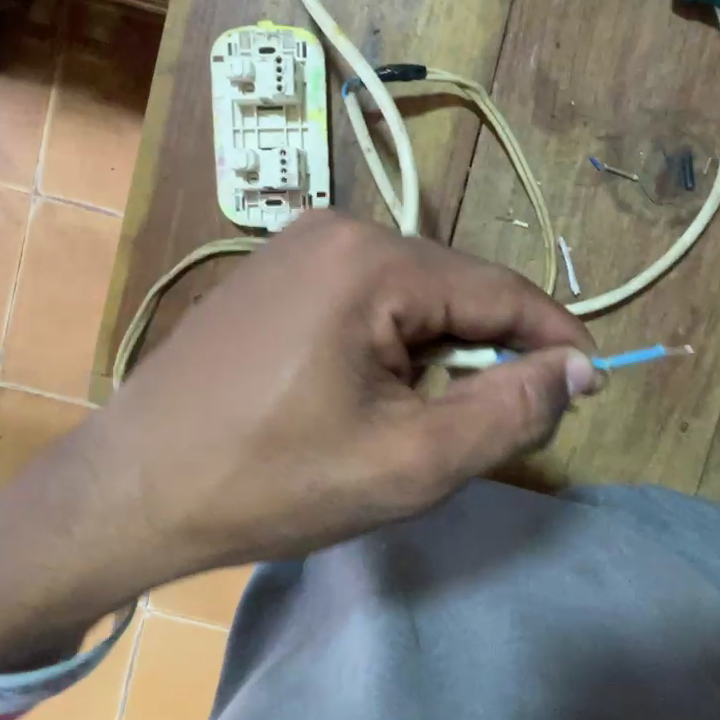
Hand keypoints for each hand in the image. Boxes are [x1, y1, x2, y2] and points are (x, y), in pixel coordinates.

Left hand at [0, 212, 599, 666]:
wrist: (129, 490)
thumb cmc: (271, 482)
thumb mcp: (410, 462)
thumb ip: (509, 411)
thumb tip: (578, 369)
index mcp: (371, 261)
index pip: (499, 290)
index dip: (553, 338)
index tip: (589, 384)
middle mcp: (335, 229)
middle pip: (452, 290)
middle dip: (483, 356)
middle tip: (486, 430)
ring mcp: (294, 246)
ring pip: (409, 298)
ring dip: (434, 357)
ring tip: (410, 425)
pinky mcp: (271, 274)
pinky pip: (362, 300)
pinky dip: (388, 347)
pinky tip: (362, 399)